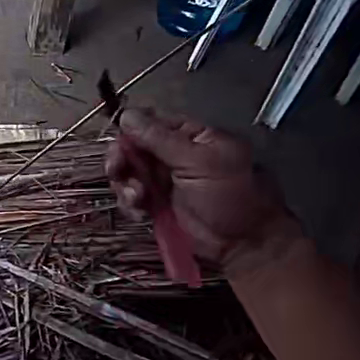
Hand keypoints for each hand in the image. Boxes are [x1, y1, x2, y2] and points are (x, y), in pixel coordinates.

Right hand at [106, 108, 303, 272]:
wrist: (242, 244)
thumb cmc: (228, 196)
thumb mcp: (197, 162)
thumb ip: (159, 139)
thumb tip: (127, 115)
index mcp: (191, 135)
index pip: (151, 123)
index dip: (131, 132)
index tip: (120, 145)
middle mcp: (174, 154)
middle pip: (133, 147)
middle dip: (122, 159)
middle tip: (117, 171)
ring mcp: (164, 179)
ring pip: (128, 172)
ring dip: (125, 184)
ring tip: (136, 198)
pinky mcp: (156, 204)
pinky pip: (132, 196)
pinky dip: (130, 203)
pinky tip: (140, 211)